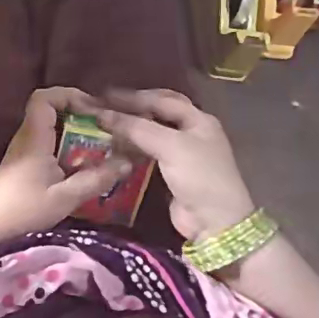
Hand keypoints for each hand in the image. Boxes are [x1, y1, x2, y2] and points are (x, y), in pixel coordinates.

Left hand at [0, 88, 131, 243]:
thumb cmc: (23, 209)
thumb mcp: (65, 197)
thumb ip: (96, 179)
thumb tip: (127, 163)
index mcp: (34, 138)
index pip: (45, 97)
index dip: (70, 96)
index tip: (93, 110)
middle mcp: (27, 137)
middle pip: (52, 110)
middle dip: (80, 114)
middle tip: (104, 128)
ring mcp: (24, 150)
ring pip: (51, 127)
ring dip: (75, 132)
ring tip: (101, 145)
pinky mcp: (24, 163)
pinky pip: (48, 143)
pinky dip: (67, 146)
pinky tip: (84, 164)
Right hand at [88, 89, 255, 240]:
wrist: (215, 222)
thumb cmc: (199, 176)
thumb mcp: (170, 146)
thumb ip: (137, 128)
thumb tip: (103, 114)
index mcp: (198, 119)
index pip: (161, 99)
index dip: (133, 96)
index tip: (103, 95)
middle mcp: (192, 132)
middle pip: (158, 113)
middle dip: (132, 109)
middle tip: (103, 107)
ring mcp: (183, 154)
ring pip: (151, 133)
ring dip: (130, 129)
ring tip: (103, 126)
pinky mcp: (172, 173)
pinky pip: (148, 153)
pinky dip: (132, 148)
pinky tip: (114, 148)